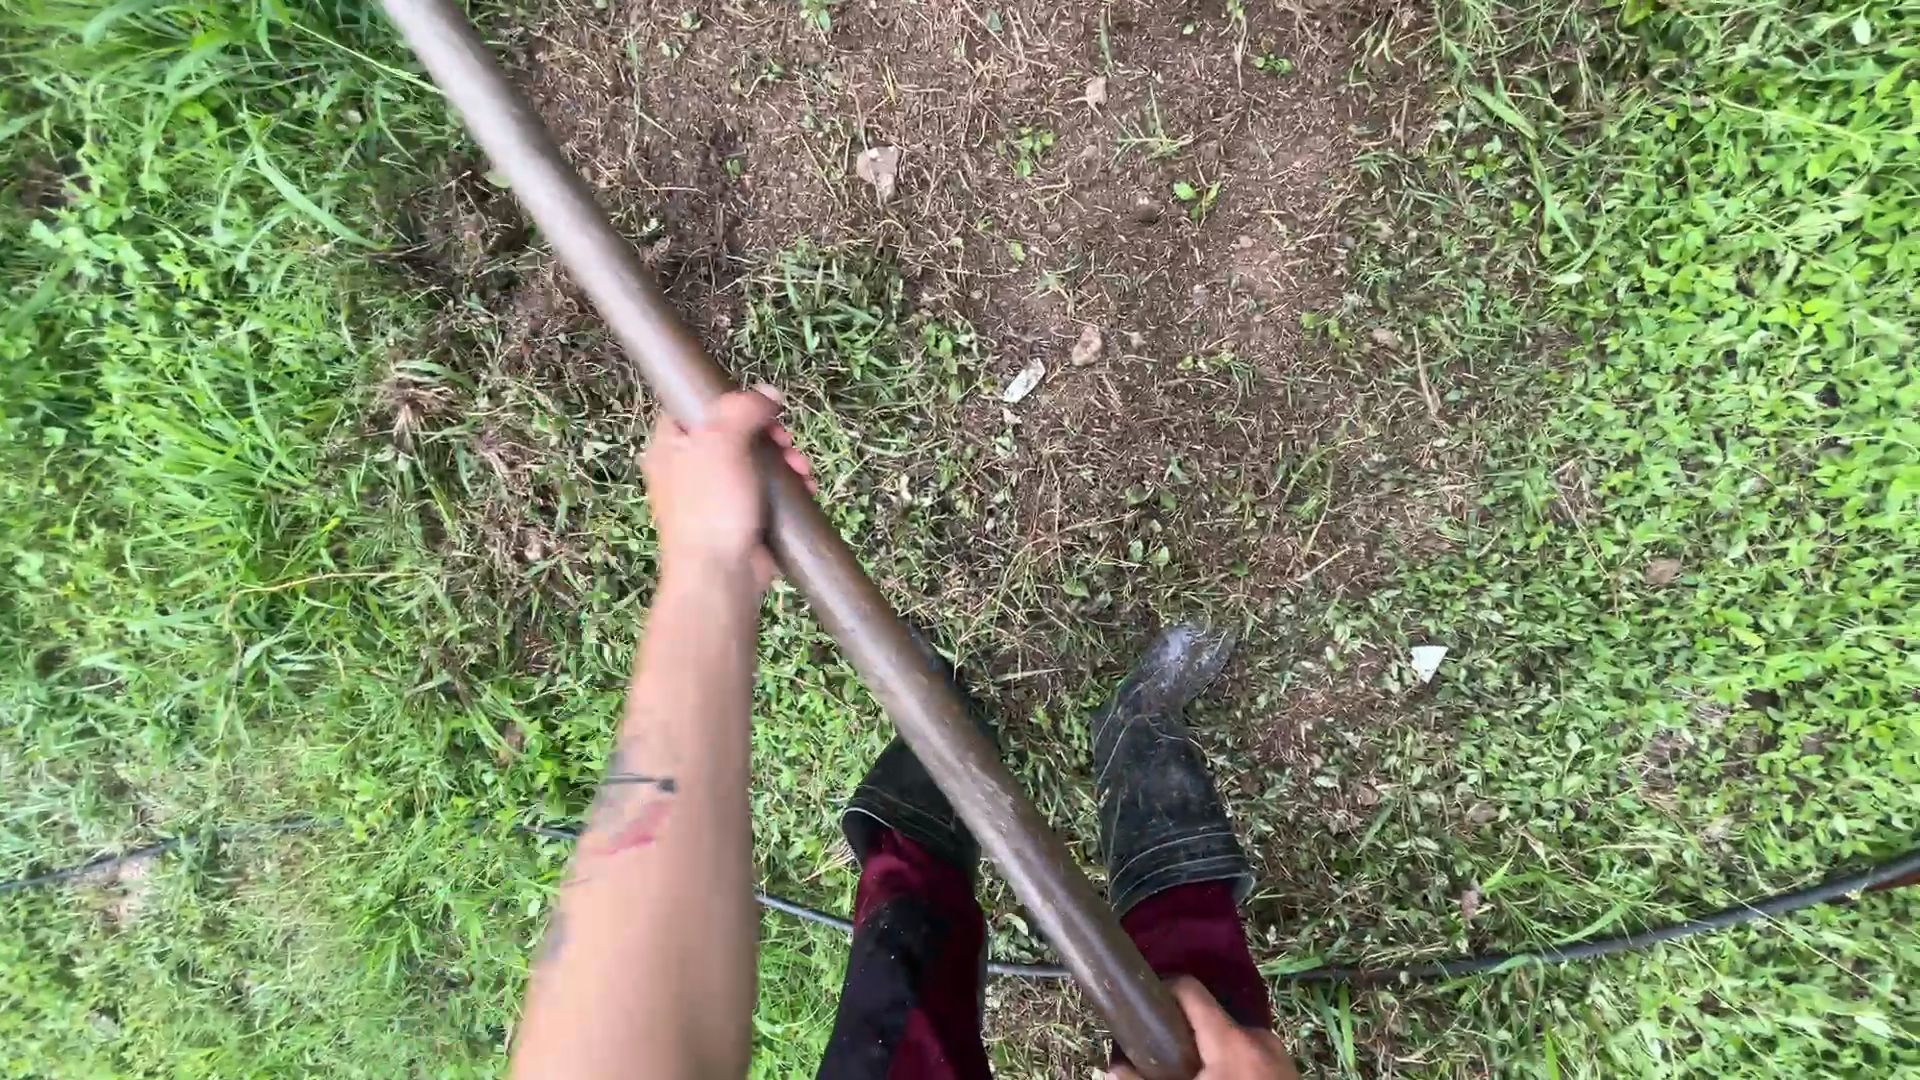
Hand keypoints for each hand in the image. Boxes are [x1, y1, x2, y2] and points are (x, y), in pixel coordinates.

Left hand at [641, 386, 813, 593]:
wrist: (720, 573)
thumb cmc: (711, 506)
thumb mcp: (721, 442)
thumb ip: (743, 409)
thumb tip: (770, 394)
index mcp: (670, 448)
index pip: (694, 409)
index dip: (729, 402)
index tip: (759, 407)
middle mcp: (689, 470)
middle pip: (735, 435)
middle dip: (769, 435)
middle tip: (786, 442)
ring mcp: (717, 498)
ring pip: (757, 464)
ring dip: (785, 461)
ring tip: (802, 470)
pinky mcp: (742, 520)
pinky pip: (768, 493)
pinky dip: (788, 487)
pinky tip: (805, 489)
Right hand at [1110, 979, 1298, 1079]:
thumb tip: (1112, 1071)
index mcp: (1231, 1040)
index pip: (1189, 989)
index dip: (1162, 992)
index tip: (1144, 1012)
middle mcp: (1257, 1038)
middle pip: (1208, 1017)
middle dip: (1183, 1034)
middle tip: (1164, 1059)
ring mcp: (1279, 1058)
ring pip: (1229, 1038)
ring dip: (1207, 1053)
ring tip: (1191, 1076)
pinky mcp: (1291, 1076)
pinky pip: (1250, 1057)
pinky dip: (1230, 1068)